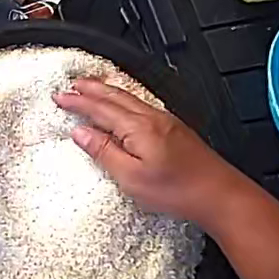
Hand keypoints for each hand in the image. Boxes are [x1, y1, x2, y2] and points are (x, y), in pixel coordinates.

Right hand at [52, 78, 255, 229]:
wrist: (218, 193)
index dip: (77, 102)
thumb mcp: (131, 178)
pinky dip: (124, 98)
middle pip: (114, 96)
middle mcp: (152, 118)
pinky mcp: (174, 128)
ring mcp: (165, 121)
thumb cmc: (179, 190)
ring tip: (91, 87)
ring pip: (129, 98)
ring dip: (106, 90)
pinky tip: (124, 103)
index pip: (100, 108)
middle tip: (71, 85)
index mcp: (138, 128)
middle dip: (90, 89)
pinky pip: (141, 104)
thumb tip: (81, 133)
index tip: (60, 97)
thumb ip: (104, 152)